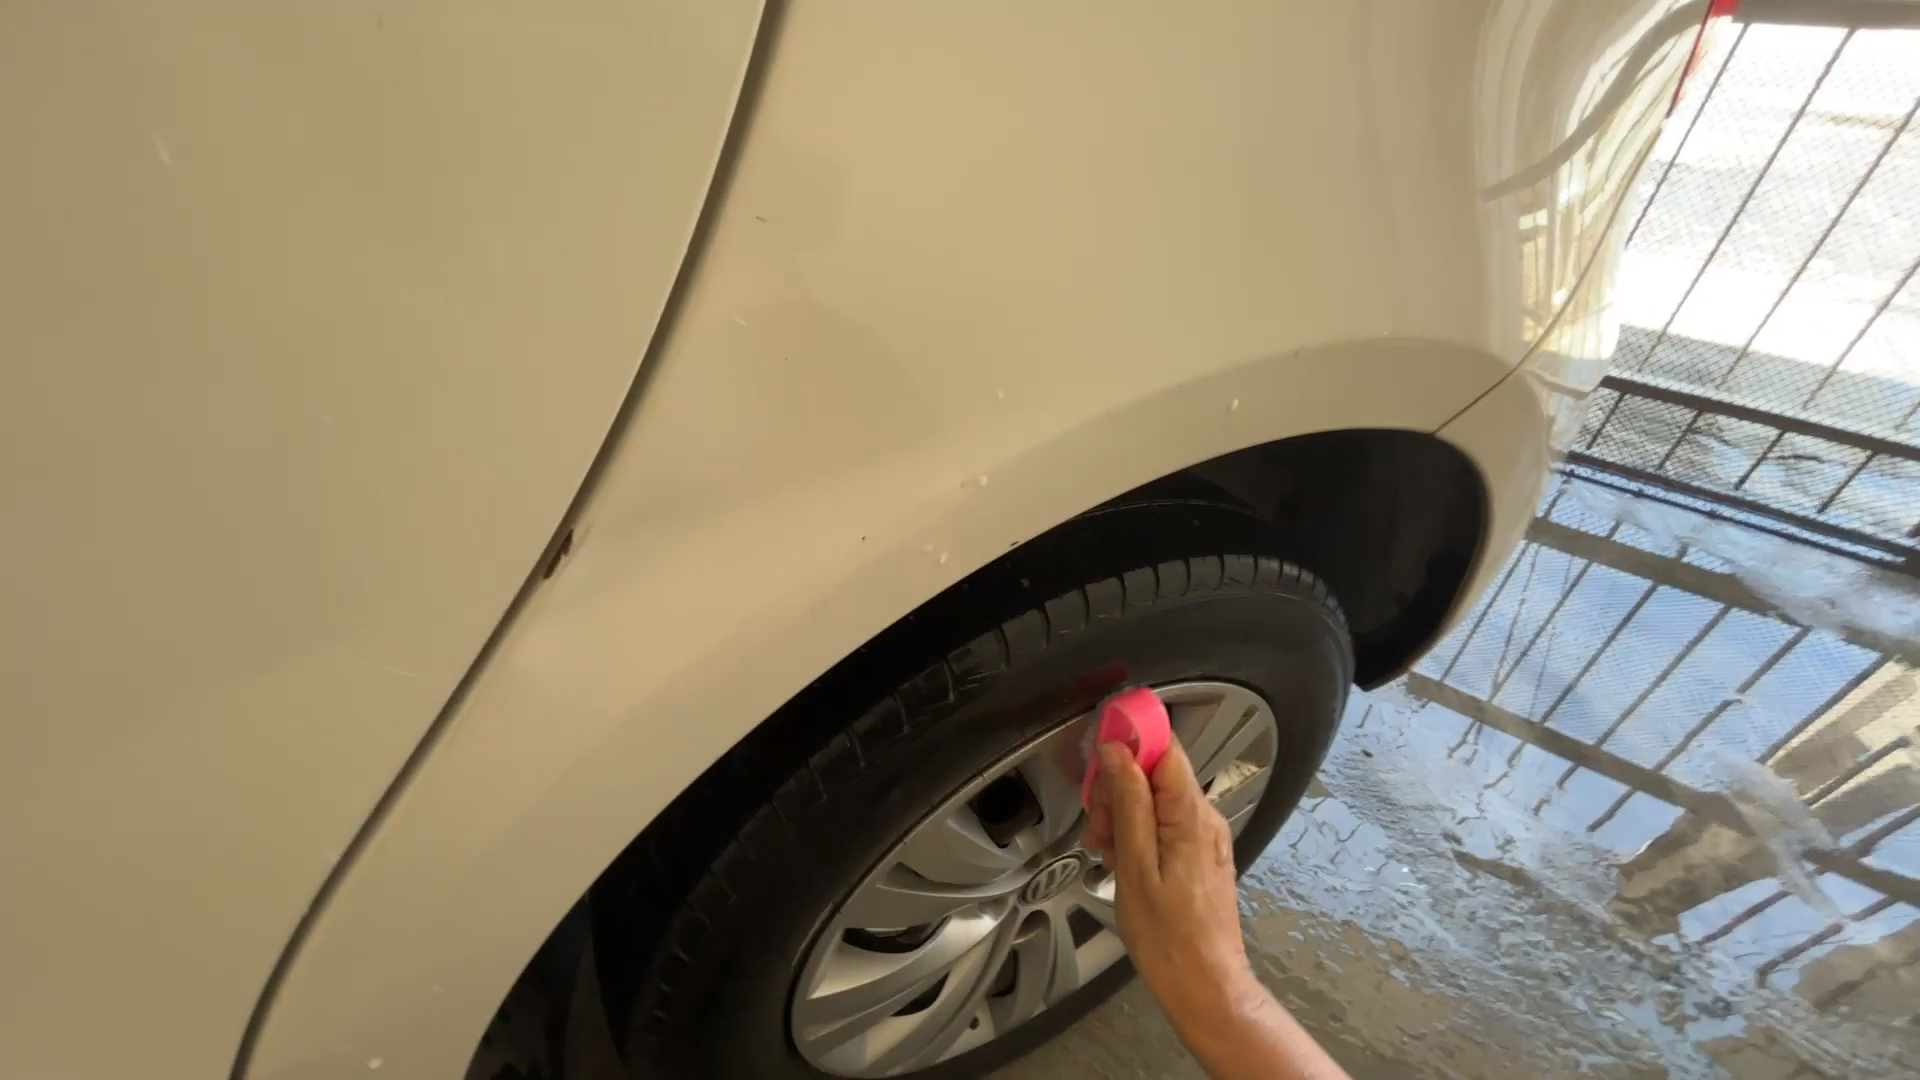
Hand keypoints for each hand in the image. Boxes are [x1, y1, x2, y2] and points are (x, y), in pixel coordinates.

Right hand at [1082, 737, 1263, 1024]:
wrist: (1206, 989)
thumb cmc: (1169, 937)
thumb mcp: (1135, 865)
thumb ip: (1128, 802)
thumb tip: (1116, 751)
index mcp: (1190, 814)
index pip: (1165, 746)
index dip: (1130, 739)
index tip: (1098, 754)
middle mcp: (1204, 816)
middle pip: (1154, 772)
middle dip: (1117, 789)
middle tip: (1098, 828)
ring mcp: (1203, 835)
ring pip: (1154, 798)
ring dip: (1122, 814)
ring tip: (1106, 851)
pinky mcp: (1198, 852)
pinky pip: (1162, 822)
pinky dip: (1136, 832)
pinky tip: (1121, 859)